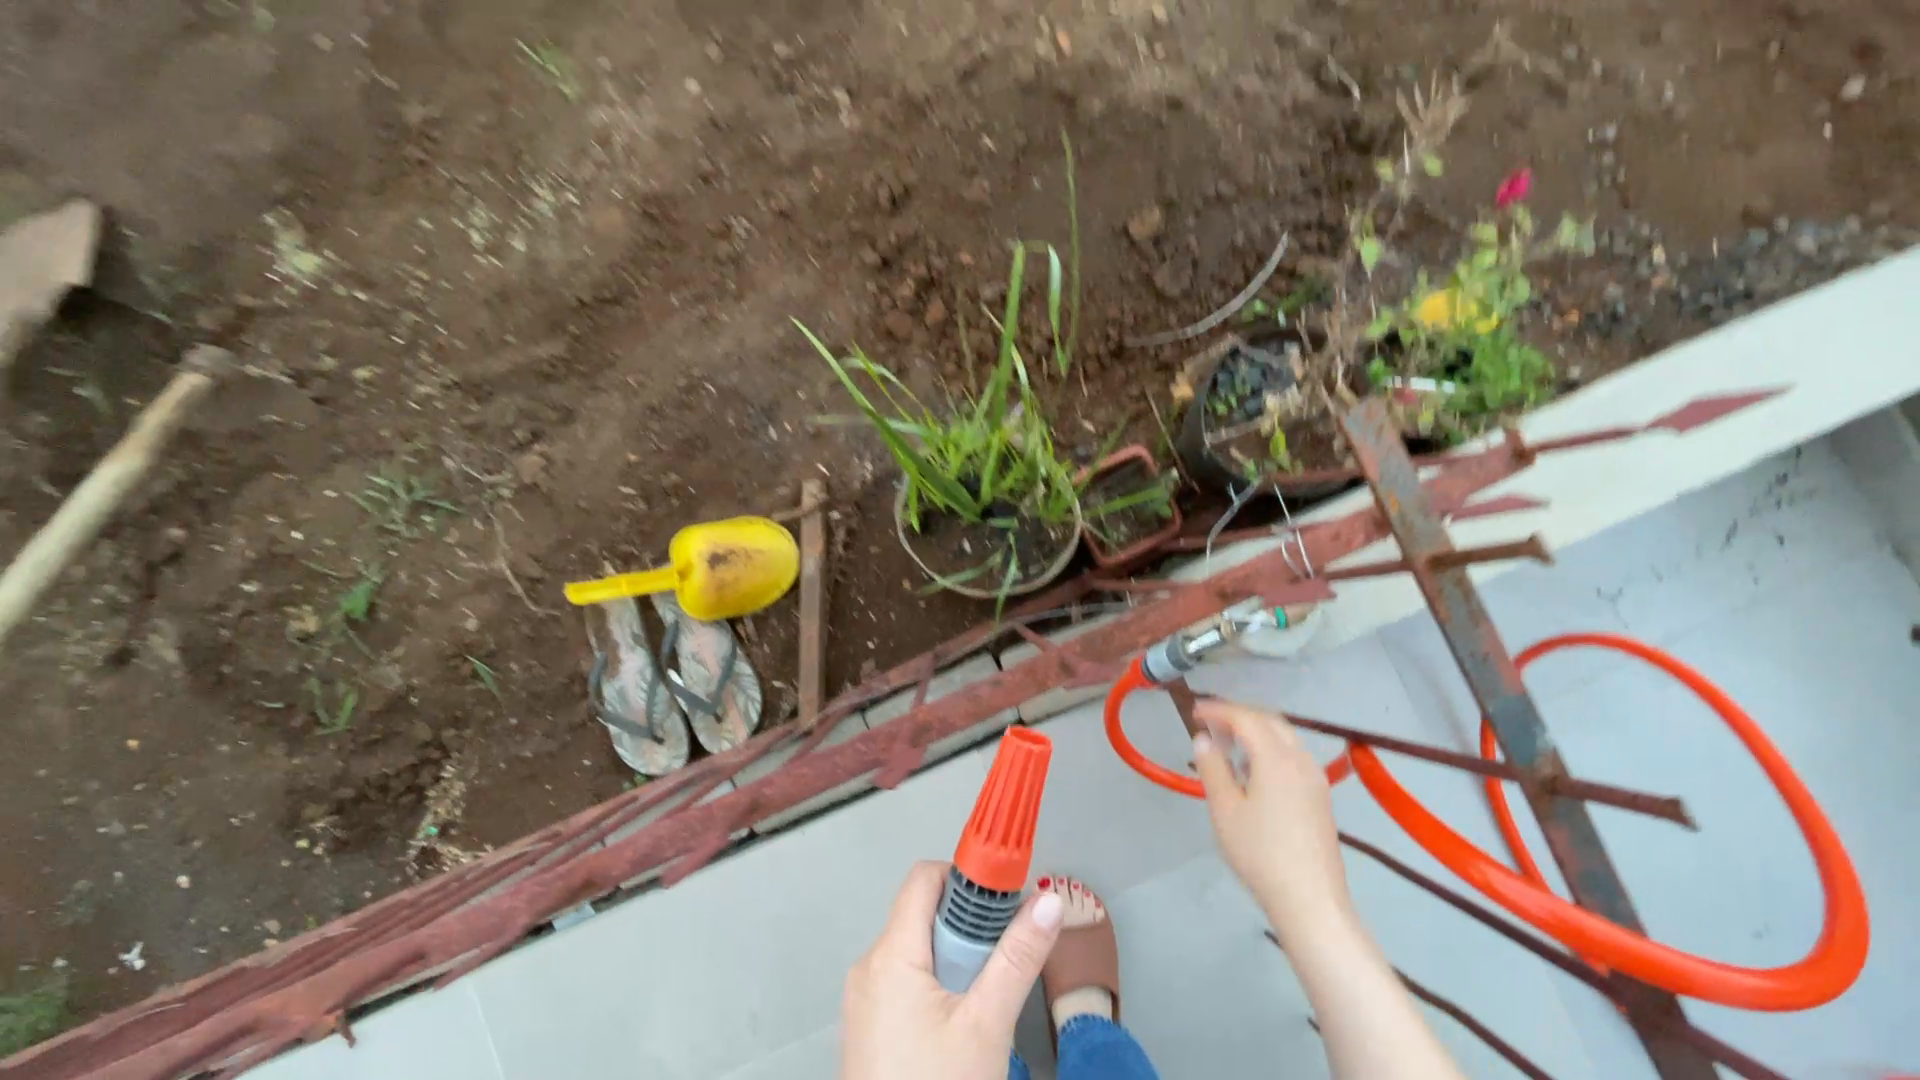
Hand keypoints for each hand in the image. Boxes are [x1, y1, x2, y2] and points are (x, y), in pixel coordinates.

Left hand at [841, 861, 1063, 1079]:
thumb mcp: (987, 1024)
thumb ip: (1018, 957)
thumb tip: (1048, 899)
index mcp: (889, 955)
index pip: (925, 878)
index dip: (967, 879)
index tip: (1004, 903)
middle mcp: (868, 968)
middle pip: (923, 915)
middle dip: (968, 930)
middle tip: (1002, 964)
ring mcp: (863, 1000)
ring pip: (918, 952)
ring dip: (956, 962)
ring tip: (985, 1004)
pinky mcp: (868, 1027)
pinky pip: (905, 983)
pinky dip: (937, 987)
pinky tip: (960, 1027)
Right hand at [1191, 700, 1353, 937]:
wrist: (1310, 899)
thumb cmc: (1260, 853)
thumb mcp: (1225, 810)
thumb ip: (1213, 769)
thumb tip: (1203, 740)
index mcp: (1276, 758)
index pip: (1246, 719)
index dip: (1219, 710)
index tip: (1194, 712)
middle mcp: (1301, 760)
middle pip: (1270, 722)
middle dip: (1240, 717)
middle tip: (1211, 726)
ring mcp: (1315, 779)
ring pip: (1285, 738)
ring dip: (1257, 732)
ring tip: (1229, 748)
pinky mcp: (1320, 797)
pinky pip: (1293, 756)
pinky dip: (1271, 749)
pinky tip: (1254, 772)